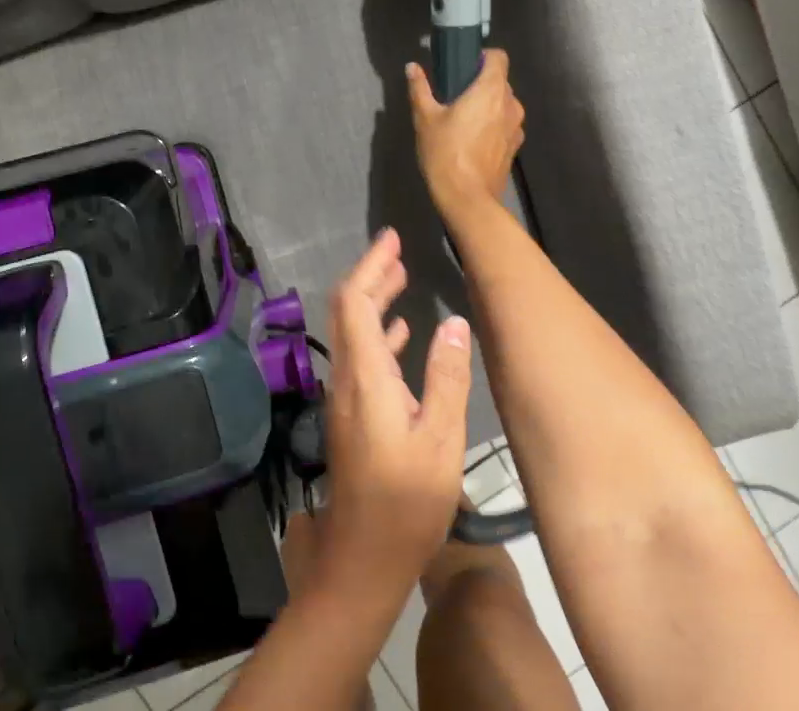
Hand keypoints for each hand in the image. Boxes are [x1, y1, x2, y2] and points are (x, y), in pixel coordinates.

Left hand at [318, 229, 472, 599]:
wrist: (363, 560)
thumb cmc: (407, 504)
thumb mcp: (440, 440)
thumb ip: (446, 379)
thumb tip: (452, 322)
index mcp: (365, 379)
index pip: (354, 303)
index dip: (370, 265)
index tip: (392, 238)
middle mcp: (347, 382)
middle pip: (347, 313)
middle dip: (370, 276)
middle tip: (398, 250)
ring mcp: (346, 402)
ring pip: (353, 336)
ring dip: (374, 303)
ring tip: (402, 280)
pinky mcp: (353, 419)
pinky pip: (362, 360)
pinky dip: (378, 336)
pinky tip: (401, 335)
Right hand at [405, 49, 524, 217]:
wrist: (467, 198)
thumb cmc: (445, 153)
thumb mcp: (425, 119)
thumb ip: (420, 89)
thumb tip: (412, 67)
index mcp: (491, 90)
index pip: (498, 57)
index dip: (482, 57)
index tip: (464, 68)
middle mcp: (510, 104)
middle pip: (500, 81)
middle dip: (481, 83)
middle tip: (457, 95)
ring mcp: (516, 126)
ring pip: (504, 104)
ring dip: (488, 105)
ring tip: (465, 119)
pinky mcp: (515, 146)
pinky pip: (505, 125)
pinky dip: (493, 125)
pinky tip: (474, 140)